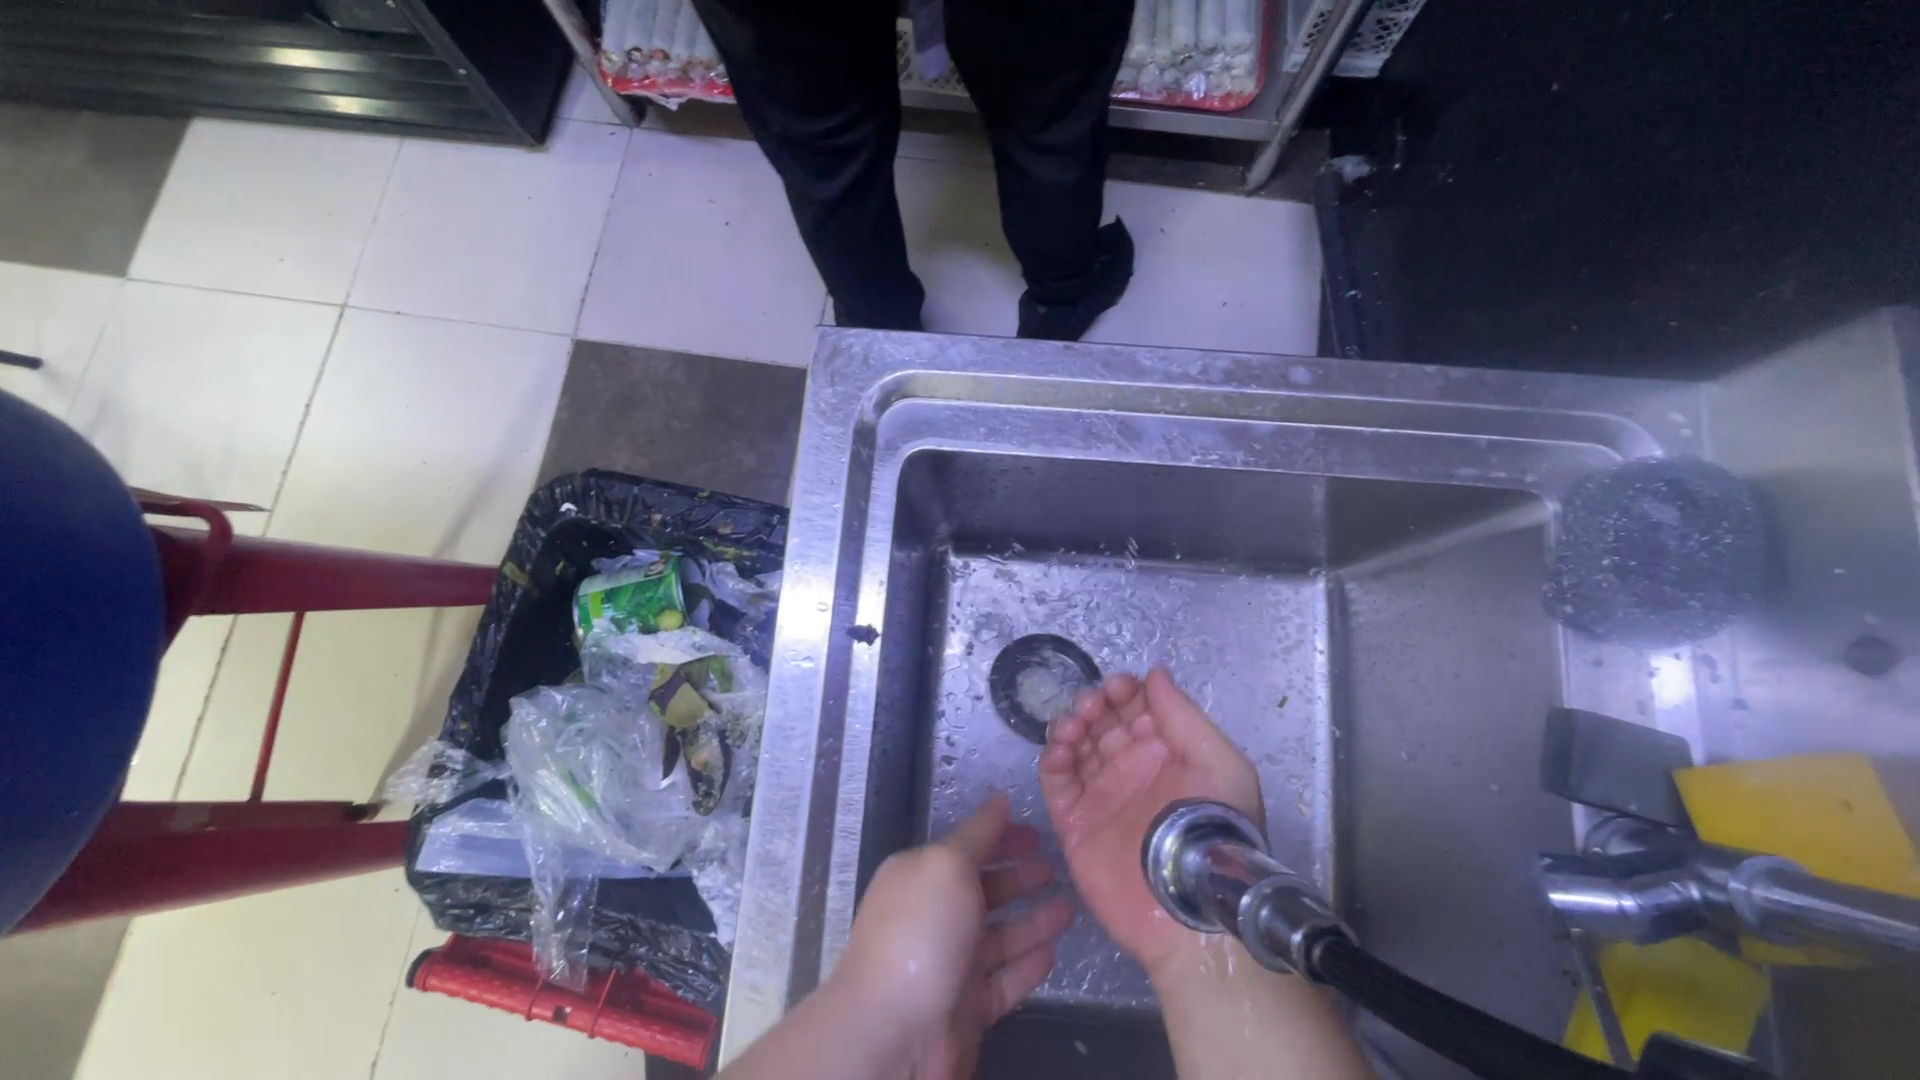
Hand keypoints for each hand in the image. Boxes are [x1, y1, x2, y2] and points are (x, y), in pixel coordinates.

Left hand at [831, 792, 1075, 1079]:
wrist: (895, 1032)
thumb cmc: (921, 932)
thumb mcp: (947, 864)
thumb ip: (977, 833)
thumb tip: (998, 798)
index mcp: (922, 877)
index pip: (967, 847)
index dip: (1001, 836)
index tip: (1038, 831)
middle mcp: (935, 916)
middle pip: (985, 891)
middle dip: (1020, 877)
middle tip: (1057, 867)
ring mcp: (952, 964)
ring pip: (1001, 936)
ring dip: (1033, 920)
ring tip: (1070, 907)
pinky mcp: (970, 1008)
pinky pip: (1006, 979)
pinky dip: (1028, 964)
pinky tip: (1054, 951)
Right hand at [1039, 667, 1263, 976]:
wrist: (1189, 909)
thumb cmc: (1212, 830)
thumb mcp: (1219, 764)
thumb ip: (1184, 716)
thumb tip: (1155, 674)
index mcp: (1169, 754)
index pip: (1139, 709)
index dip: (1124, 692)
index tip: (1116, 687)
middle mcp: (1133, 769)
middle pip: (1103, 722)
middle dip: (1093, 704)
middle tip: (1091, 706)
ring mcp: (1102, 795)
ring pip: (1076, 745)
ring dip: (1070, 725)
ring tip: (1074, 726)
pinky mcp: (1075, 822)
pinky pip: (1055, 781)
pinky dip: (1052, 758)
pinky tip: (1060, 750)